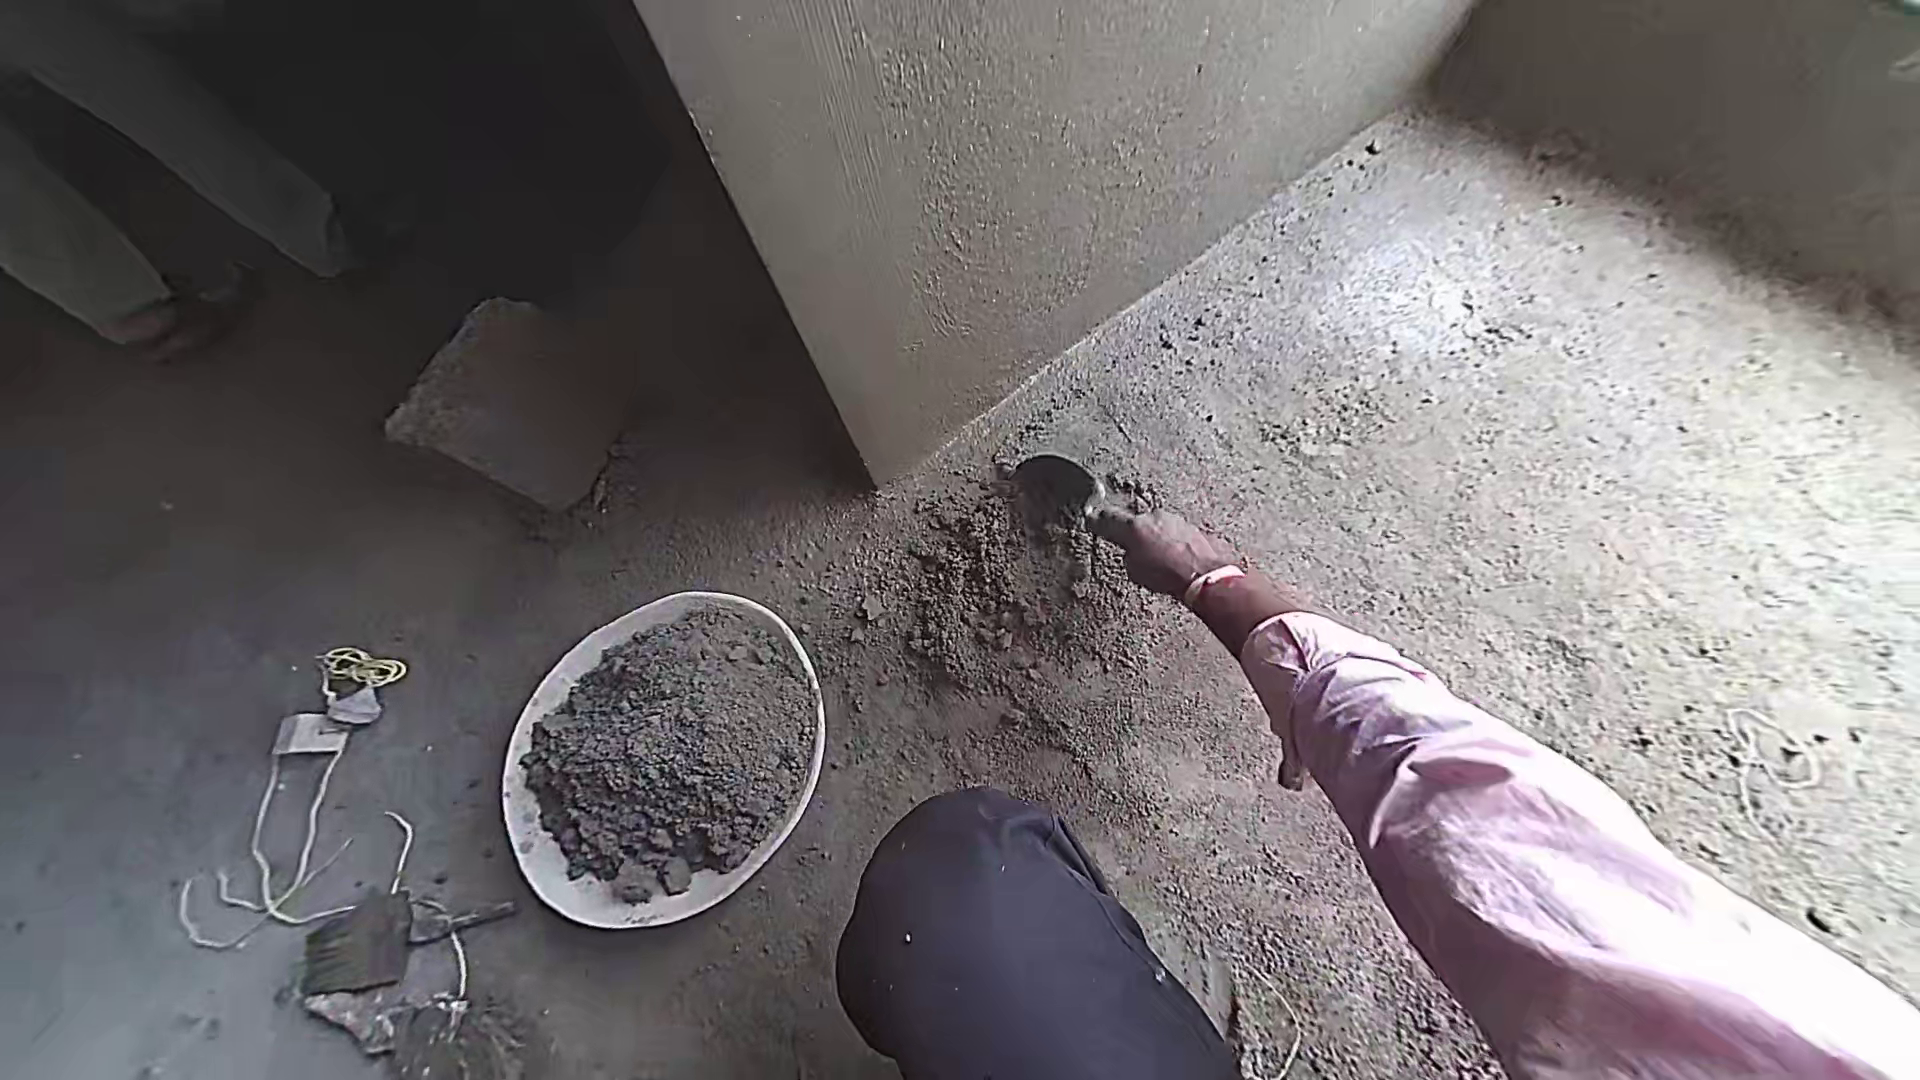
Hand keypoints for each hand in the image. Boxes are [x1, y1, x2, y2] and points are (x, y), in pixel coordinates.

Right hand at [1090, 508, 1238, 596]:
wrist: (1207, 578)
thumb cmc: (1170, 577)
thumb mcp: (1134, 571)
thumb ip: (1128, 556)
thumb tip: (1131, 552)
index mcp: (1135, 526)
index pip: (1110, 519)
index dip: (1098, 520)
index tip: (1092, 518)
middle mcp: (1156, 517)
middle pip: (1139, 523)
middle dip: (1136, 534)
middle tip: (1138, 554)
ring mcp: (1178, 521)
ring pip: (1160, 528)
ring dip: (1159, 540)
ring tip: (1163, 563)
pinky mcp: (1196, 529)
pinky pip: (1179, 536)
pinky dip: (1177, 546)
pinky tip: (1179, 562)